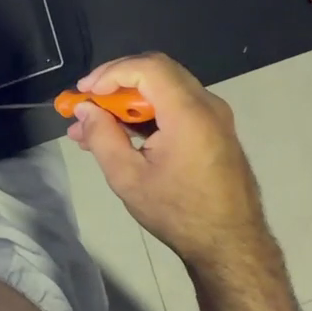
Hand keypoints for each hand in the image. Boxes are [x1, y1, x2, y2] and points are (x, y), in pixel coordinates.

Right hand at [65, 53, 268, 269]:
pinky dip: (145, 114)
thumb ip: (102, 137)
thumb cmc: (177, 211)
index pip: (147, 68)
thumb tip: (84, 110)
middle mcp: (206, 105)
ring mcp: (214, 117)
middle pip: (156, 72)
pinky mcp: (213, 130)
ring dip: (126, 102)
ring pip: (164, 90)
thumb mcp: (128, 177)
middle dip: (114, 85)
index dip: (110, 73)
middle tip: (84, 105)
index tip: (83, 94)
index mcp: (188, 113)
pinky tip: (119, 136)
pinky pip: (175, 108)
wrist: (229, 242)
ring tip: (91, 128)